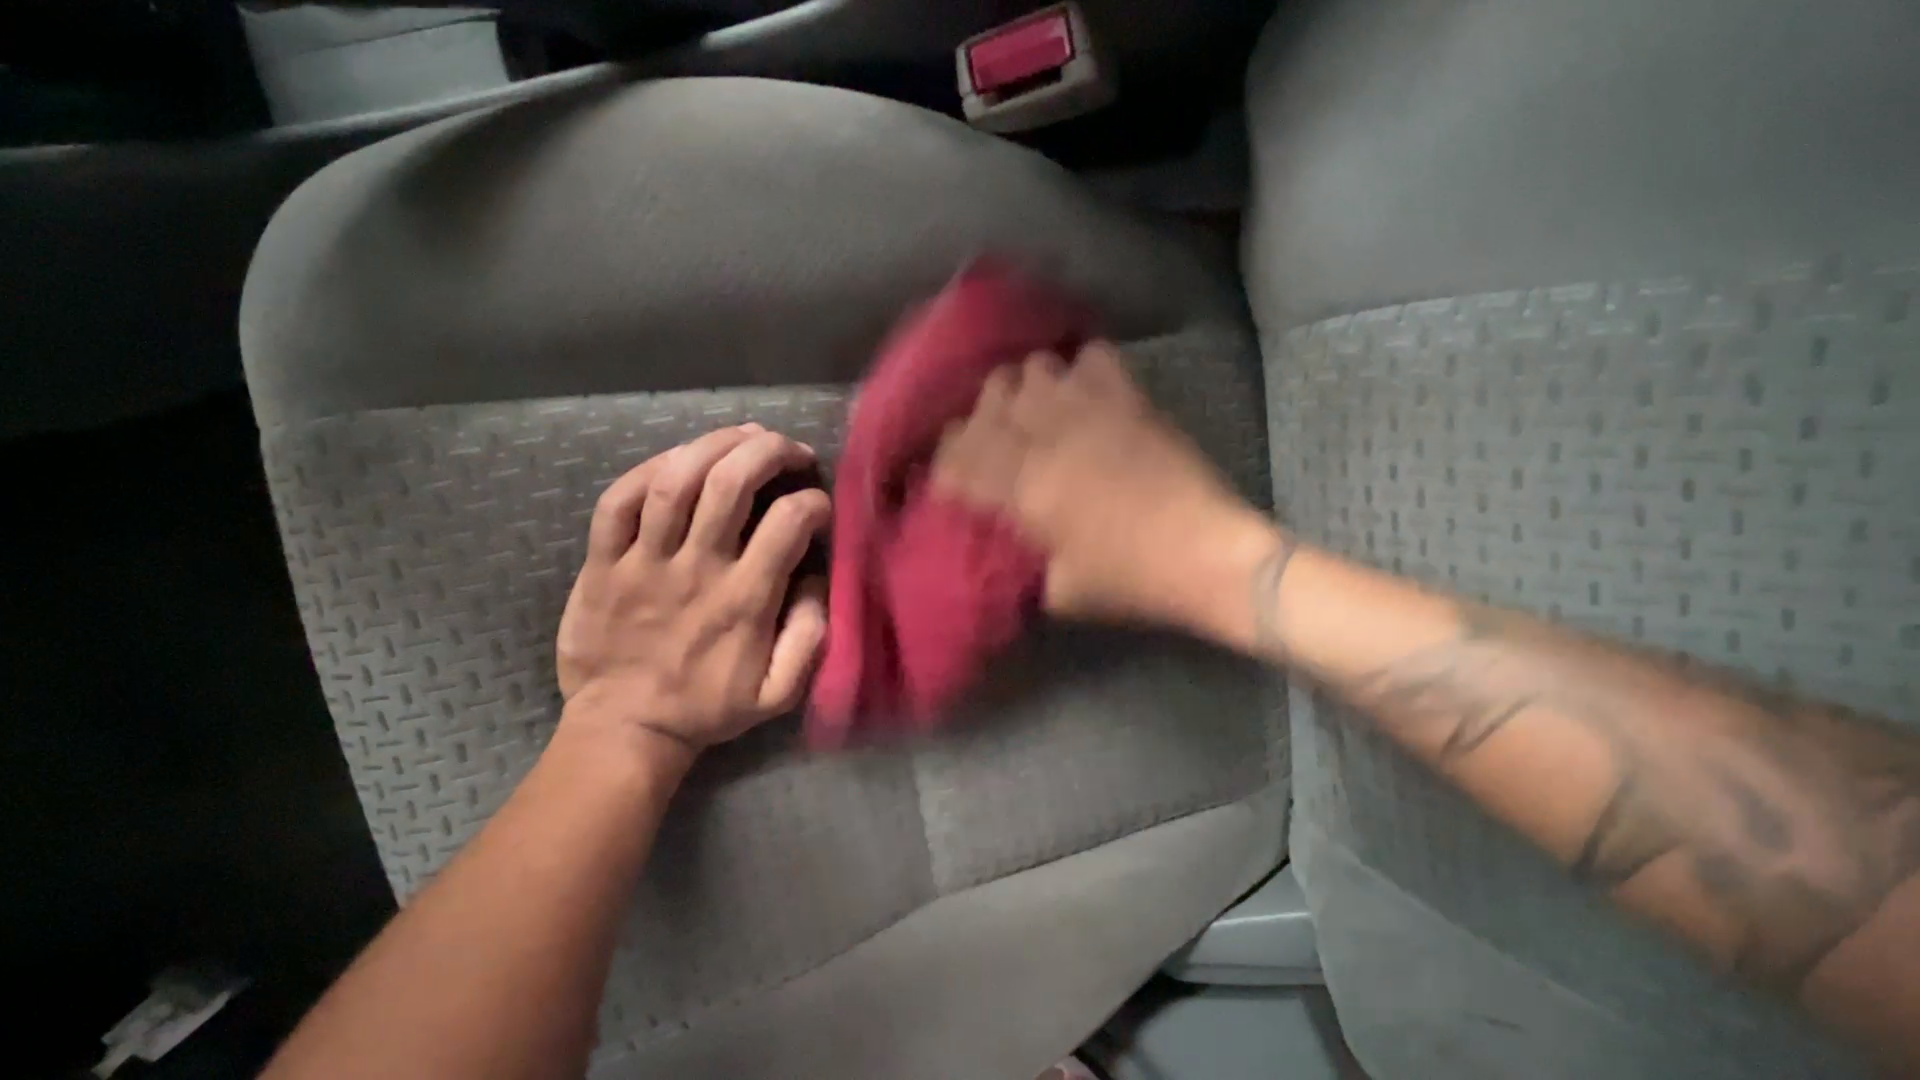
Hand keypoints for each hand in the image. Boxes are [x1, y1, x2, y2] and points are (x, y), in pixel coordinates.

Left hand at [556, 424, 829, 758]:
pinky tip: (677, 458)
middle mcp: (697, 569)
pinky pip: (618, 501)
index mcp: (744, 600)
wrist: (624, 729)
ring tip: (743, 435)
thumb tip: (818, 579)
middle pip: (731, 483)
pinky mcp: (602, 563)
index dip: (814, 501)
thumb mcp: (777, 693)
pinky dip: (648, 469)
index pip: (788, 523)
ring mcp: (644, 562)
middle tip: (790, 448)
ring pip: (676, 480)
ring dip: (714, 444)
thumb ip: (809, 638)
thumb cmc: (706, 708)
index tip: (819, 505)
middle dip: (769, 451)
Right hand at [932, 342, 1272, 630]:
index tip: (949, 472)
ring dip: (1027, 391)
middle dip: (982, 420)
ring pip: (1033, 370)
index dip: (946, 461)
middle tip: (994, 442)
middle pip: (990, 401)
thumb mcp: (1061, 591)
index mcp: (1025, 490)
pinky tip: (1083, 394)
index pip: (960, 458)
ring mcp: (1090, 411)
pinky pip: (1092, 357)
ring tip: (1036, 414)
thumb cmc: (1133, 581)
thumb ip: (1023, 561)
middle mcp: (1048, 439)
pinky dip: (1080, 369)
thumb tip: (1006, 543)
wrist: (1207, 554)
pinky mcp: (1130, 399)